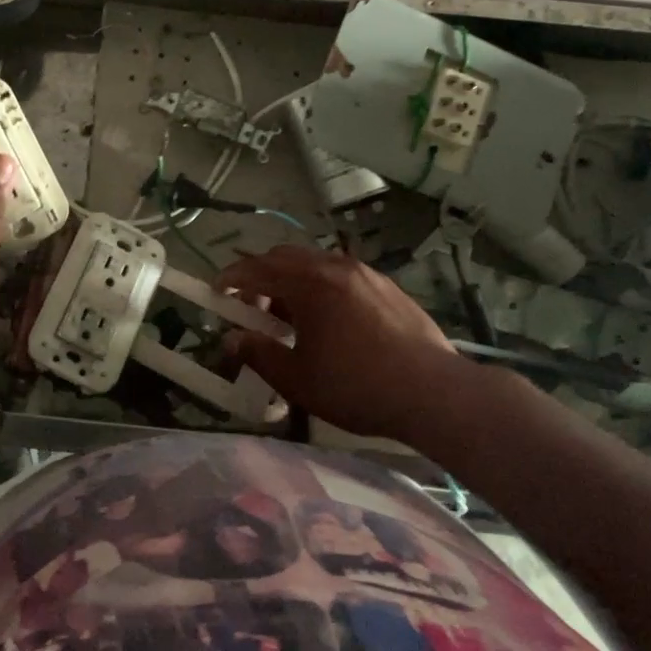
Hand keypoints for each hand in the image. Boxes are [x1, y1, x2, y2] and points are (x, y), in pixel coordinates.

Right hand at [219, 246, 464, 441]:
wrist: (435, 393)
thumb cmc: (357, 386)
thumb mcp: (297, 379)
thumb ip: (259, 354)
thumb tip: (232, 339)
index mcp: (307, 283)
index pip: (255, 270)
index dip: (230, 279)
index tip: (215, 292)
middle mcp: (334, 266)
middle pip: (284, 257)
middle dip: (260, 277)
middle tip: (252, 309)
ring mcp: (365, 274)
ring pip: (315, 263)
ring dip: (292, 281)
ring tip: (290, 318)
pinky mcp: (388, 287)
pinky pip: (341, 275)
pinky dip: (321, 287)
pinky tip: (329, 321)